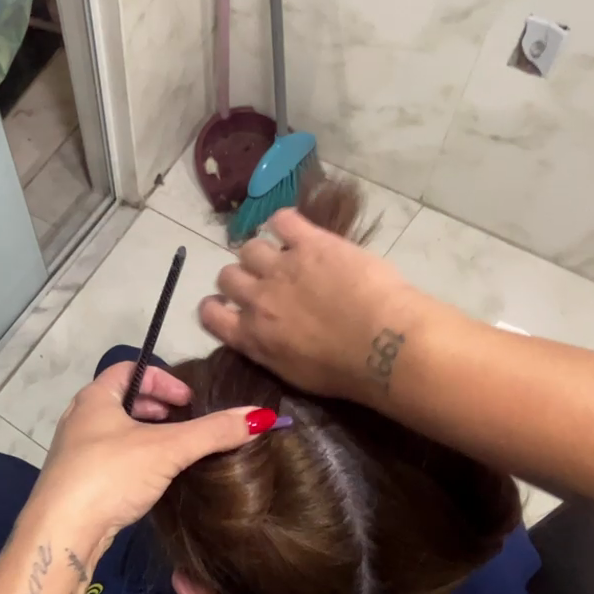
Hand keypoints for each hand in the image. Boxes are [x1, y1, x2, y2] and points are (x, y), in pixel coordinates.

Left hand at [27, 361, 266, 541]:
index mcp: (94, 398)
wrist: (62, 530)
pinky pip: (111, 458)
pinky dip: (135, 459)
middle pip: (124, 400)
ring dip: (147, 435)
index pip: (130, 369)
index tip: (189, 401)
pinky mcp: (77, 482)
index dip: (163, 379)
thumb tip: (263, 416)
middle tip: (185, 423)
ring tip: (175, 450)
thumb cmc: (110, 475)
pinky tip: (153, 479)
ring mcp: (75, 452)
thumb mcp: (167, 449)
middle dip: (158, 408)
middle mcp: (80, 419)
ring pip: (117, 432)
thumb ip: (214, 432)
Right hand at [199, 208, 451, 404]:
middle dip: (241, 277)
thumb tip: (264, 336)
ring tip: (282, 255)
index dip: (215, 305)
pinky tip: (296, 230)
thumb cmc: (345, 371)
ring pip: (250, 248)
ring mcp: (281, 267)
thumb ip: (267, 350)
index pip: (210, 314)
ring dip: (262, 252)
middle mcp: (257, 300)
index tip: (228, 304)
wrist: (383, 344)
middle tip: (263, 280)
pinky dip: (284, 223)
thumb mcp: (292, 373)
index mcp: (251, 336)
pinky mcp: (310, 243)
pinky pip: (283, 220)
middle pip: (227, 276)